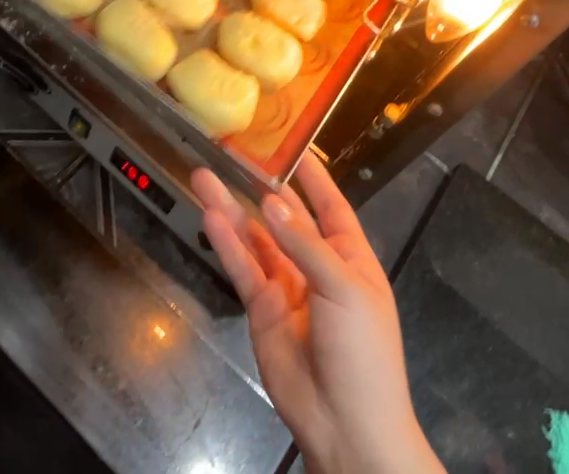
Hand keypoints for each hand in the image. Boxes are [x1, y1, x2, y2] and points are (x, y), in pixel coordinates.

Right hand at [193, 162, 443, 473]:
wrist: (346, 424)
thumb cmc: (364, 351)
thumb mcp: (345, 289)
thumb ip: (305, 245)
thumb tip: (272, 204)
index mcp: (350, 258)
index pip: (331, 206)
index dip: (313, 177)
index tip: (292, 146)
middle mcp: (316, 266)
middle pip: (285, 219)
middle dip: (260, 188)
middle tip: (232, 155)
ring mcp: (287, 288)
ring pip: (255, 240)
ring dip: (232, 210)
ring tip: (204, 177)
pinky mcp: (262, 309)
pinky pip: (243, 269)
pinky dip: (226, 244)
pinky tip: (209, 217)